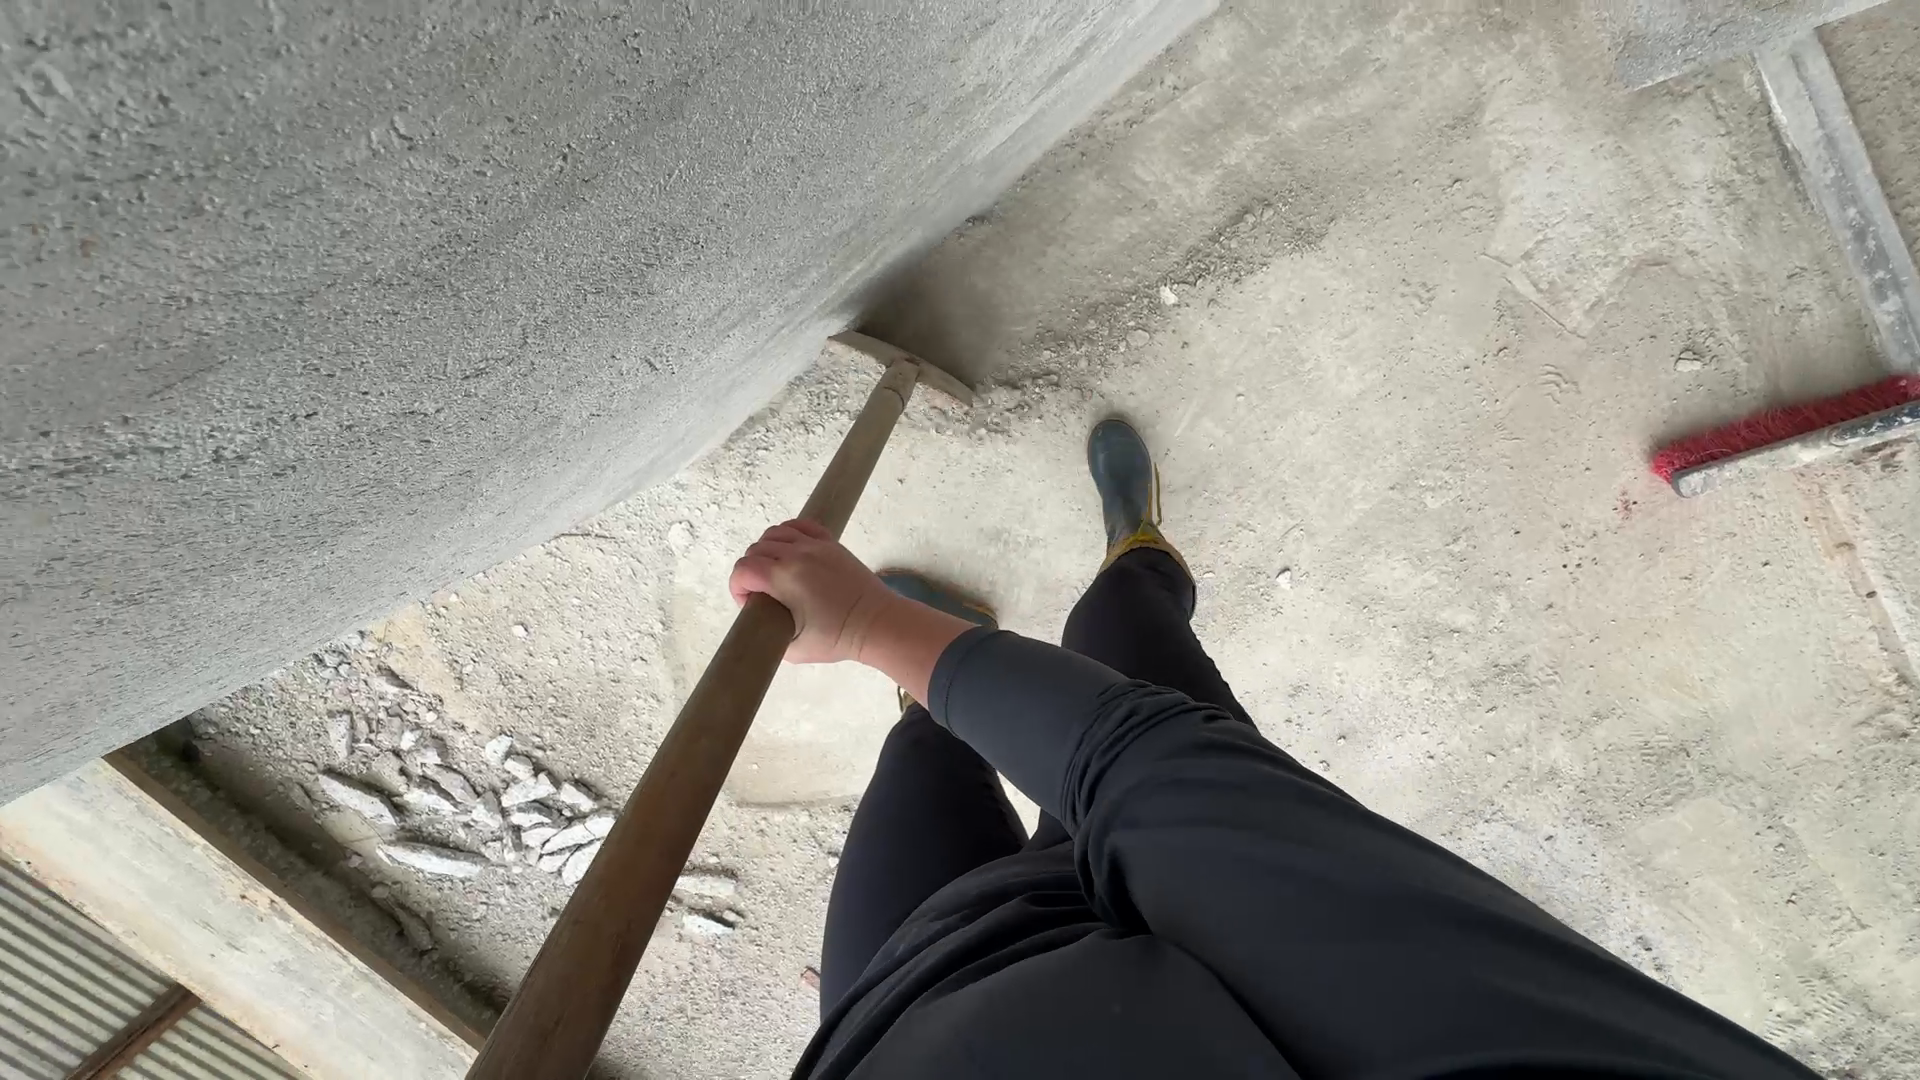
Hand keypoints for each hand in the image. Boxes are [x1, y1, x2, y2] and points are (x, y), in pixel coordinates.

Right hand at [728, 519, 897, 662]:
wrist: (876, 622)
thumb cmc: (837, 637)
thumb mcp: (794, 649)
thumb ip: (768, 633)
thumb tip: (760, 621)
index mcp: (784, 578)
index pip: (743, 569)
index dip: (738, 588)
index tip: (751, 604)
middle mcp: (797, 554)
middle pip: (756, 550)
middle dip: (751, 572)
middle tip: (763, 594)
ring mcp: (816, 545)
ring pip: (775, 533)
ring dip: (767, 551)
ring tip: (775, 573)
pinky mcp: (831, 543)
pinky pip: (801, 525)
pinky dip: (789, 533)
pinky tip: (790, 551)